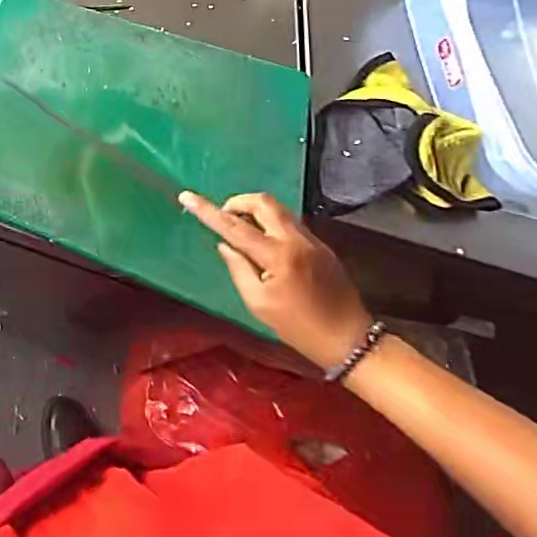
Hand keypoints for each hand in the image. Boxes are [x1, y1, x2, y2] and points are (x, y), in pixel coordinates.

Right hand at [180, 192, 372, 369]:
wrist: (349, 340)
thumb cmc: (299, 328)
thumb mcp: (259, 305)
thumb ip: (238, 269)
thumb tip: (225, 245)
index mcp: (277, 255)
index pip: (234, 226)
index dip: (208, 211)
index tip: (187, 196)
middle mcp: (295, 239)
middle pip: (262, 202)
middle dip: (238, 202)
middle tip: (224, 217)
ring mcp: (311, 239)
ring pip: (278, 208)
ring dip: (255, 210)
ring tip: (243, 229)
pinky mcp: (321, 245)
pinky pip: (290, 221)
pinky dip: (271, 223)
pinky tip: (266, 243)